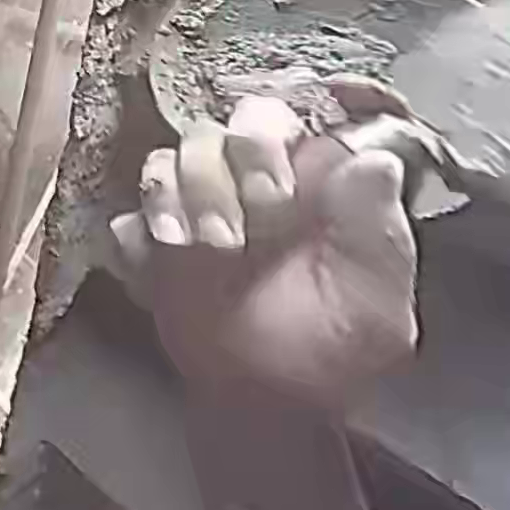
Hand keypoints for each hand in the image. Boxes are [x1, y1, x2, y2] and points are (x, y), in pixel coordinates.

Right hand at [111, 85, 418, 405]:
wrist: (254, 392)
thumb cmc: (327, 348)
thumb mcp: (374, 304)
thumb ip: (375, 233)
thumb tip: (374, 158)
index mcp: (304, 183)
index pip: (274, 117)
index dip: (263, 134)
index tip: (276, 190)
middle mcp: (244, 177)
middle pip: (211, 131)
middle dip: (216, 177)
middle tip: (232, 236)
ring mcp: (192, 196)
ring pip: (168, 155)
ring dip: (176, 199)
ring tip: (195, 251)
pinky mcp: (151, 221)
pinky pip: (133, 196)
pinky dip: (144, 221)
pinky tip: (159, 255)